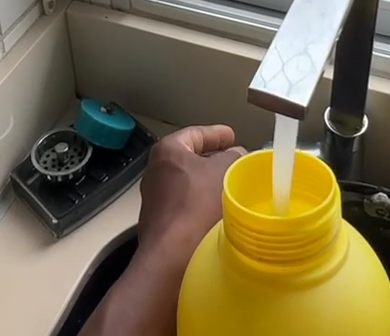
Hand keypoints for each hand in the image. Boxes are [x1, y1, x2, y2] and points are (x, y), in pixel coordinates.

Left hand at [137, 124, 245, 270]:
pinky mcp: (158, 222)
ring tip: (229, 186)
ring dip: (206, 183)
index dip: (216, 133)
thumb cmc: (196, 205)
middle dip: (212, 159)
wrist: (172, 255)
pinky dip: (199, 203)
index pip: (195, 133)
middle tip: (234, 160)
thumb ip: (232, 156)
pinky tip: (216, 211)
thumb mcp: (223, 171)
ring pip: (186, 183)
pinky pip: (183, 204)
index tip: (232, 135)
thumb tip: (235, 154)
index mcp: (167, 150)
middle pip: (189, 158)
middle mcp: (154, 171)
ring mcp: (153, 198)